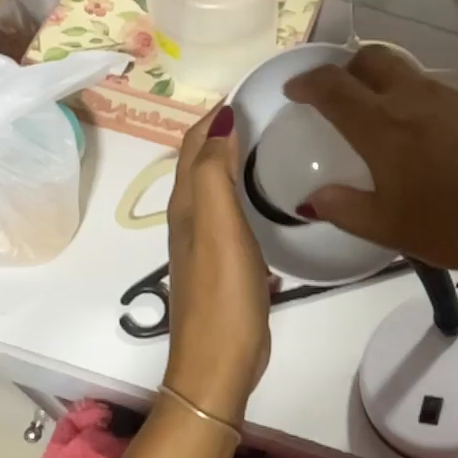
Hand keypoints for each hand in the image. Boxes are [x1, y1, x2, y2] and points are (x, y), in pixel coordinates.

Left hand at [164, 104, 270, 423]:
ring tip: (270, 149)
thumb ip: (216, 172)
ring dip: (235, 165)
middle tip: (265, 114)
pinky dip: (246, 199)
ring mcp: (206, 247)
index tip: (248, 93)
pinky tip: (271, 206)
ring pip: (217, 192)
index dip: (213, 116)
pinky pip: (233, 220)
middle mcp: (190, 221)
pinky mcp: (225, 269)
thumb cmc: (222, 295)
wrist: (218, 365)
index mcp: (187, 206)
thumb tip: (221, 119)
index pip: (193, 145)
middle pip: (201, 164)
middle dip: (224, 133)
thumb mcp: (219, 227)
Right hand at [284, 45, 457, 288]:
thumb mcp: (390, 228)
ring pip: (410, 76)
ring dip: (387, 87)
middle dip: (349, 70)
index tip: (295, 89)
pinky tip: (431, 143)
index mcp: (382, 124)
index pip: (333, 86)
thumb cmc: (457, 225)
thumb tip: (312, 199)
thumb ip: (345, 209)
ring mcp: (456, 98)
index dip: (308, 82)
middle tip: (340, 96)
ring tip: (385, 123)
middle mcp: (416, 98)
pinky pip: (440, 95)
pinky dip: (420, 105)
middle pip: (374, 60)